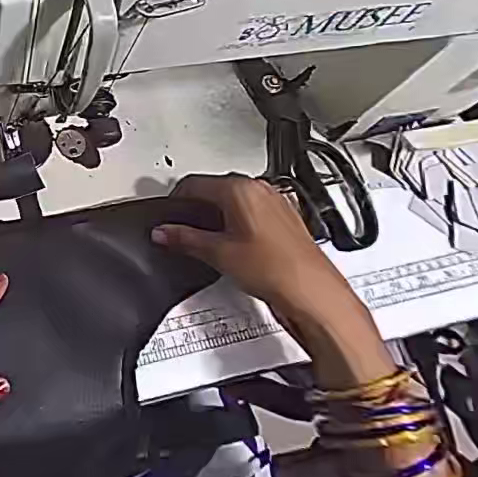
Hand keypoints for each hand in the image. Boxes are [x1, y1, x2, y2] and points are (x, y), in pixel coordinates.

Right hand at [153, 174, 392, 386]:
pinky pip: (252, 210)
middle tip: (182, 227)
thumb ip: (185, 239)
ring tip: (208, 240)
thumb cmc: (277, 269)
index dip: (177, 199)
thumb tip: (164, 232)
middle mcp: (259, 188)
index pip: (194, 183)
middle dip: (197, 207)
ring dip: (218, 214)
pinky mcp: (284, 216)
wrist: (313, 292)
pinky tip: (235, 245)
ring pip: (234, 199)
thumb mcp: (219, 254)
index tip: (169, 214)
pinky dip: (238, 221)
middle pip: (215, 188)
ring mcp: (275, 200)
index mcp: (240, 188)